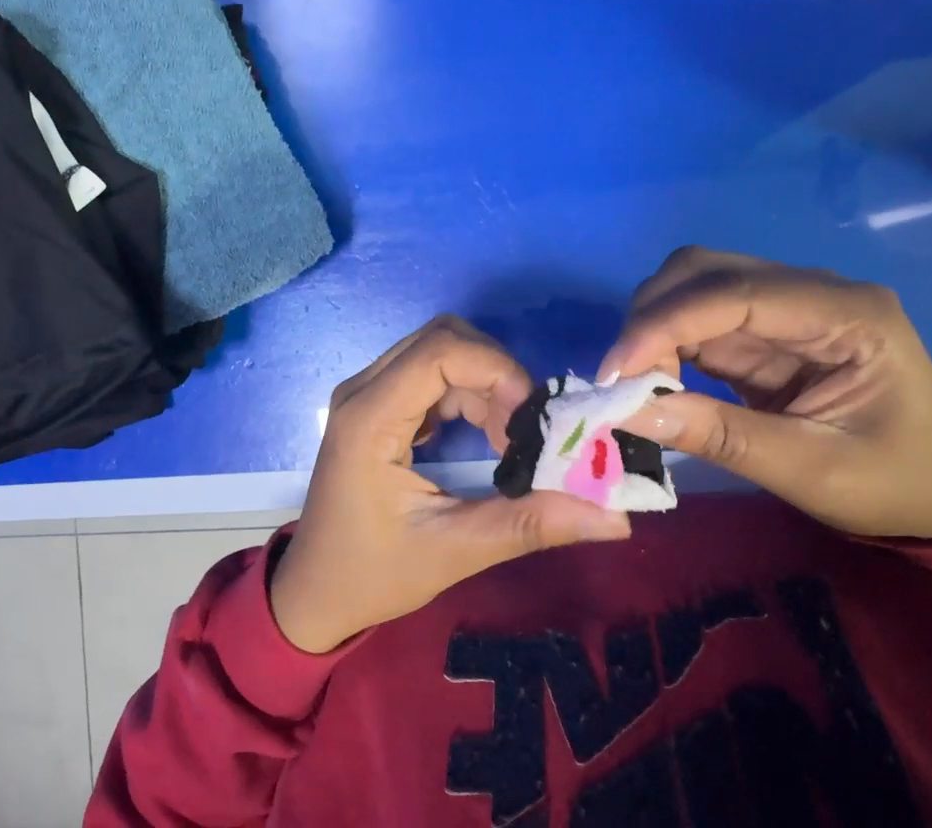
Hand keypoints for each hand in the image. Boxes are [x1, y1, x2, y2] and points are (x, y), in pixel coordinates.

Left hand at [269, 317, 634, 652]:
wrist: (315, 590)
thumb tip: (616, 518)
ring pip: (438, 352)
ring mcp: (365, 395)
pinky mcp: (375, 406)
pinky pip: (429, 374)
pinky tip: (483, 438)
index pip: (440, 351)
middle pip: (442, 340)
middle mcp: (362, 391)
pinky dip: (467, 394)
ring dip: (485, 385)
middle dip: (496, 374)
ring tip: (508, 444)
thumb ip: (529, 525)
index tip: (530, 419)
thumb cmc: (373, 573)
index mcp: (369, 419)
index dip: (497, 370)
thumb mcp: (454, 551)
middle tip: (523, 432)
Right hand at [600, 247, 931, 540]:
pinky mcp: (761, 333)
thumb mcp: (811, 472)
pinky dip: (662, 346)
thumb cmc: (896, 485)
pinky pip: (695, 322)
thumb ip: (718, 436)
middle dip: (652, 318)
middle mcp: (813, 294)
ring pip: (691, 288)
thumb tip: (626, 411)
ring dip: (651, 329)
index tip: (616, 372)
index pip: (737, 292)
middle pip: (705, 271)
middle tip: (623, 380)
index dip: (666, 324)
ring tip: (637, 386)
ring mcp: (785, 309)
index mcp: (848, 315)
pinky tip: (651, 381)